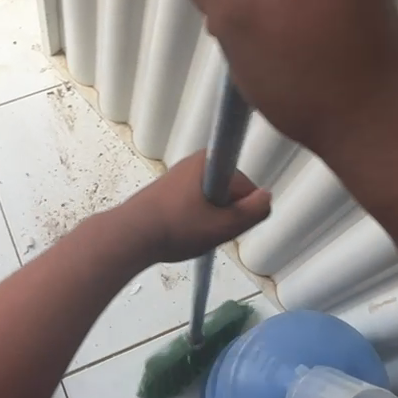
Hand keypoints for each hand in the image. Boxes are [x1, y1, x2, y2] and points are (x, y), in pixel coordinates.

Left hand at [110, 151, 271, 263]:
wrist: (130, 236)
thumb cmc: (177, 228)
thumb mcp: (223, 226)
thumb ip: (253, 212)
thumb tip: (267, 197)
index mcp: (210, 162)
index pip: (246, 186)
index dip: (243, 209)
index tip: (228, 224)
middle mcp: (195, 162)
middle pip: (228, 191)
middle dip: (225, 213)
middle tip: (209, 232)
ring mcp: (179, 175)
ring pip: (210, 199)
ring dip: (208, 218)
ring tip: (192, 234)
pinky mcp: (167, 189)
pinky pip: (194, 202)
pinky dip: (193, 217)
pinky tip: (181, 231)